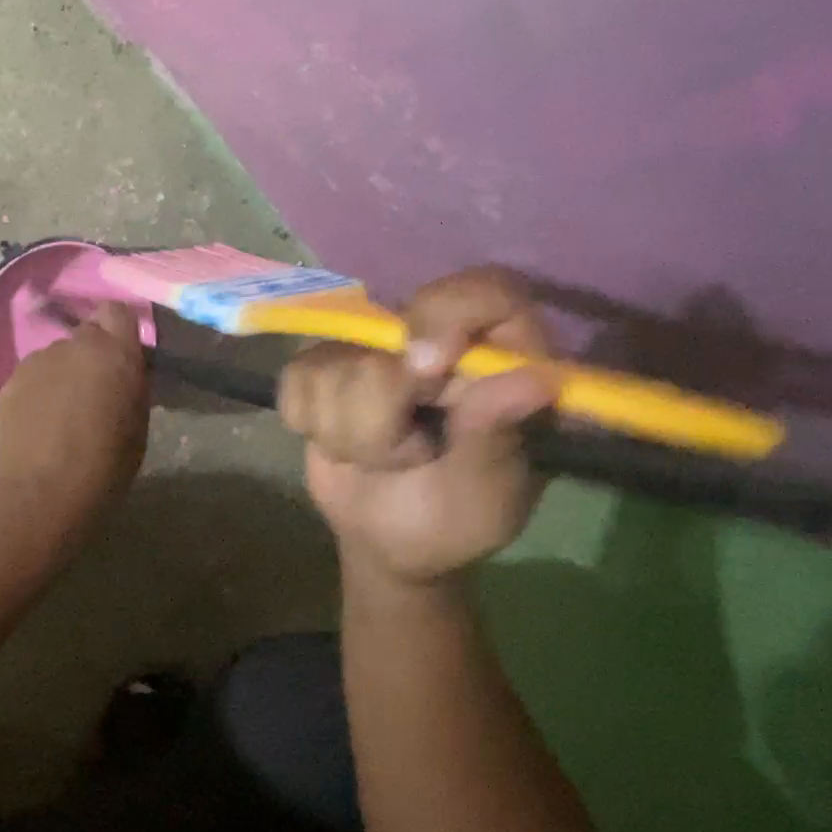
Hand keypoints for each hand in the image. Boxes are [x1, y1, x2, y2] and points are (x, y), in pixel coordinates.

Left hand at [0, 302, 150, 524]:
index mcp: (114, 353)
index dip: (119, 332)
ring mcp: (36, 362)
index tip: (124, 357)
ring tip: (63, 413)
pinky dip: (38, 392)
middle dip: (91, 356)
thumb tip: (123, 377)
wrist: (40, 493)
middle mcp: (73, 346)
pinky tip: (39, 424)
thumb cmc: (104, 466)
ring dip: (63, 374)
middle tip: (95, 389)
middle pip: (85, 335)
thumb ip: (131, 389)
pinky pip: (32, 377)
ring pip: (56, 357)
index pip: (118, 312)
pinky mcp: (8, 382)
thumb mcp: (137, 427)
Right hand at [278, 268, 558, 585]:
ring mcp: (369, 350)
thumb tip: (535, 380)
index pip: (481, 291)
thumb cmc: (457, 516)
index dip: (447, 313)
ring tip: (381, 459)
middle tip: (414, 453)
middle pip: (384, 333)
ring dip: (351, 435)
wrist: (393, 541)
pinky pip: (296, 380)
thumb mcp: (489, 487)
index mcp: (495, 354)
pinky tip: (340, 445)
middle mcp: (432, 337)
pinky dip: (312, 426)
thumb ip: (497, 430)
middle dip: (384, 413)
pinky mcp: (319, 367)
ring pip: (332, 365)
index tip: (425, 368)